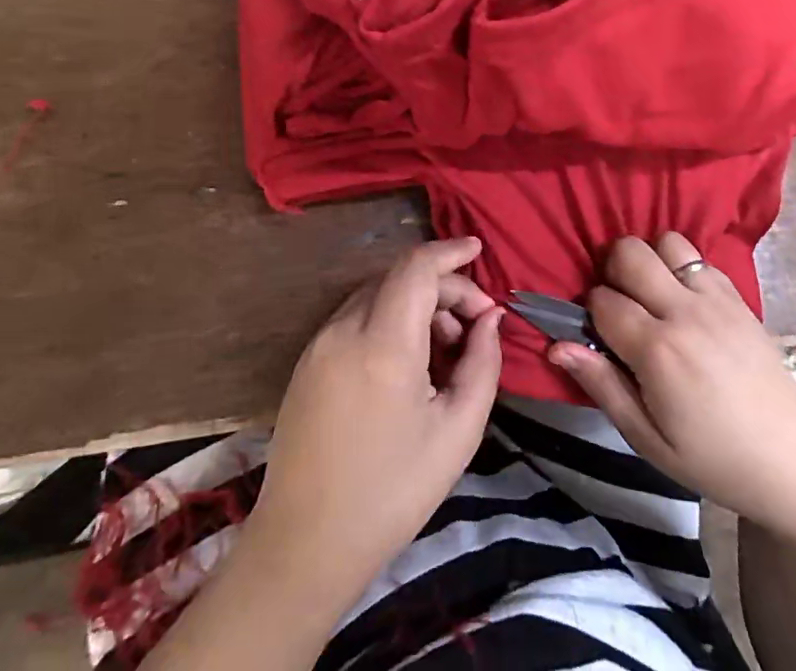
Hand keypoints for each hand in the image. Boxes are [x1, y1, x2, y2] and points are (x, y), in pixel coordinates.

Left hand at [247, 238, 503, 596]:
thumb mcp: (458, 429)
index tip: (479, 251)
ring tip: (445, 351)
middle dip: (443, 288)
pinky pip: (355, 321)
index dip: (451, 250)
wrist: (305, 545)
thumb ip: (482, 361)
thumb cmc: (394, 491)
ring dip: (416, 305)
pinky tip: (408, 364)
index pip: (416, 268)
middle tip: (475, 328)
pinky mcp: (305, 365)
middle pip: (398, 279)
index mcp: (383, 345)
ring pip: (376, 297)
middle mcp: (342, 332)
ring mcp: (317, 347)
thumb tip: (490, 319)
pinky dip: (389, 322)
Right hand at [547, 233, 795, 544]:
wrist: (790, 462)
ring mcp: (718, 300)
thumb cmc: (711, 458)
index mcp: (658, 350)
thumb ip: (601, 385)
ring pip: (668, 242)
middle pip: (631, 252)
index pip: (602, 300)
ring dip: (650, 261)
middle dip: (612, 271)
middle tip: (620, 307)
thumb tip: (556, 346)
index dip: (590, 314)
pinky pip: (702, 259)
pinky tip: (685, 302)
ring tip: (652, 296)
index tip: (600, 336)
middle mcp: (686, 312)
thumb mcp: (646, 437)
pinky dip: (683, 268)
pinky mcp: (741, 299)